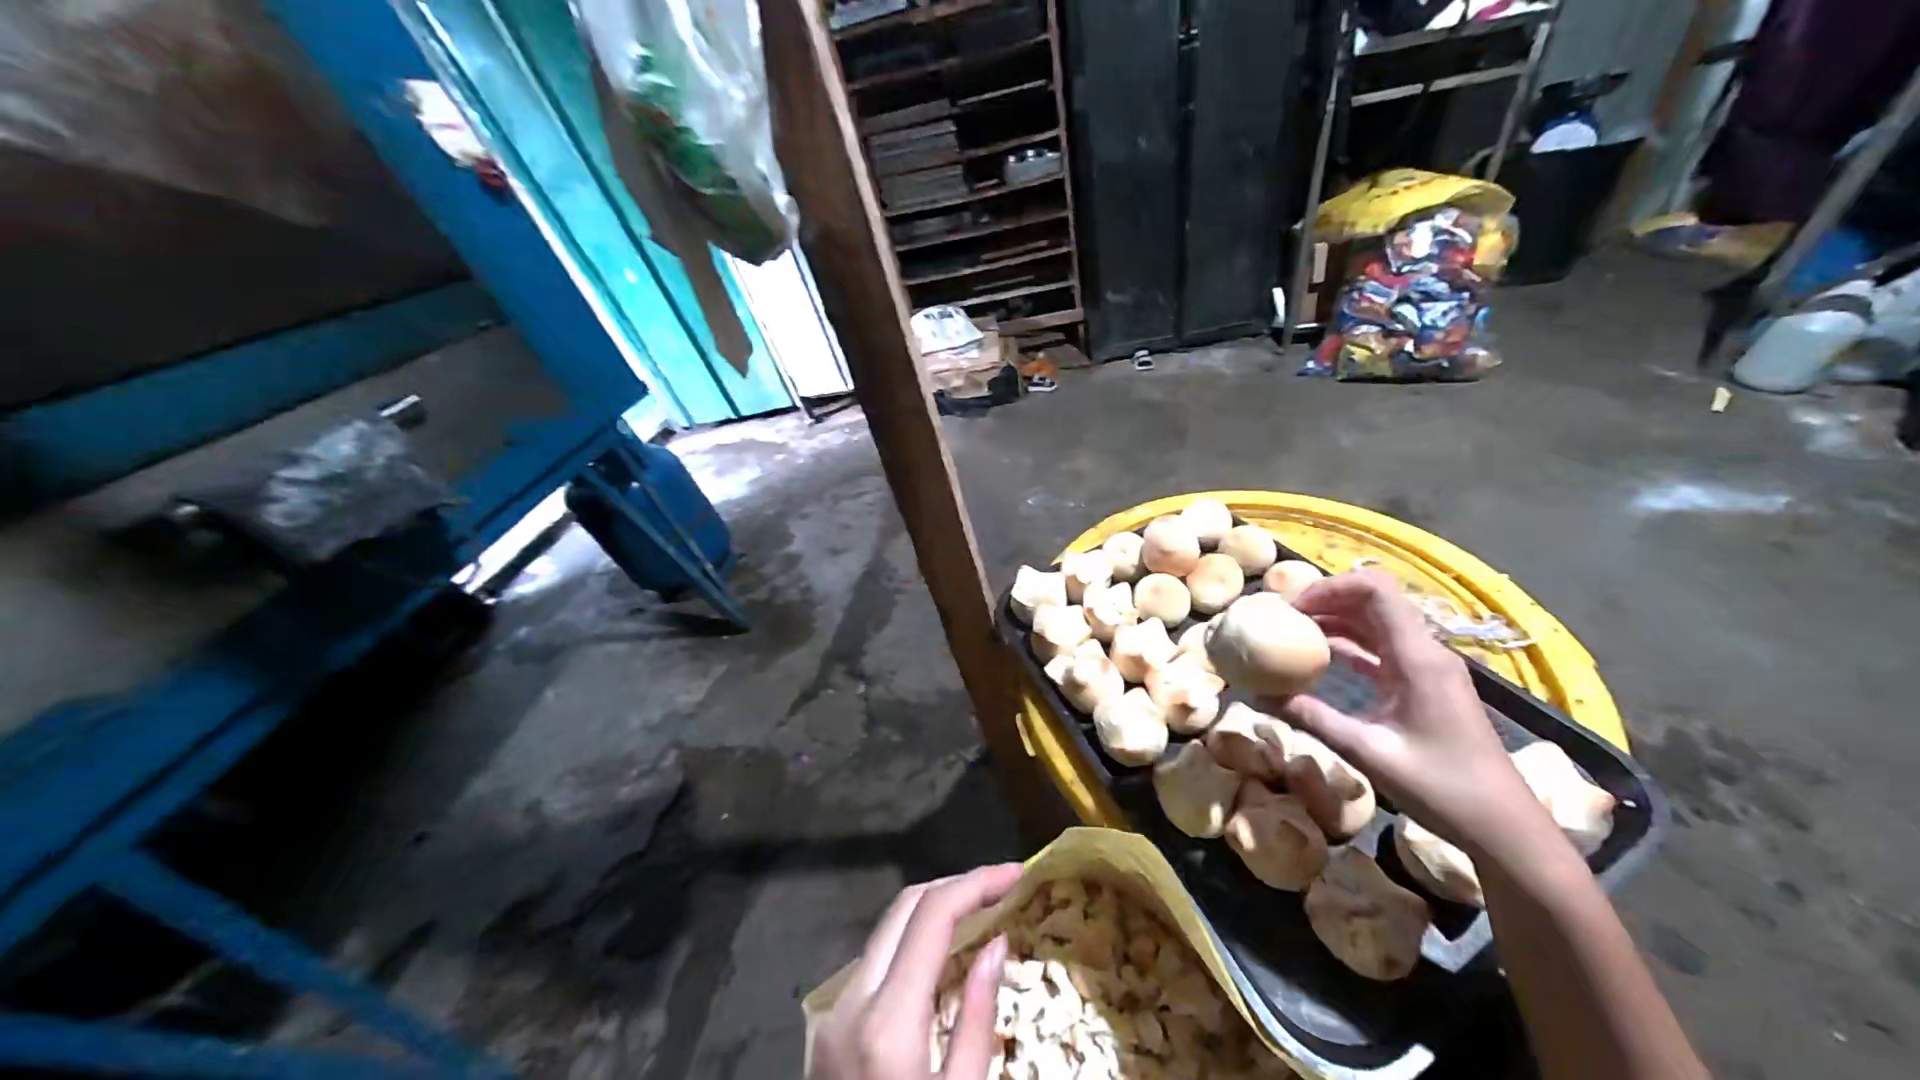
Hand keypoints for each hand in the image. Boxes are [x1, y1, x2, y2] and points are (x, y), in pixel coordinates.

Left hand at [813, 864, 1023, 1079]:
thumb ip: (977, 1016)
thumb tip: (997, 943)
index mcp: (888, 1020)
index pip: (932, 916)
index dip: (977, 883)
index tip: (1017, 874)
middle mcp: (851, 999)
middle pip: (904, 906)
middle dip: (955, 886)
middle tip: (1001, 889)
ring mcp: (832, 1010)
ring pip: (886, 928)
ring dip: (932, 910)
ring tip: (981, 912)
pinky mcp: (827, 1024)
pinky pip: (876, 960)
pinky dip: (911, 941)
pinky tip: (943, 954)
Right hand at [1274, 571, 1545, 852]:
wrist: (1503, 826)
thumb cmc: (1442, 788)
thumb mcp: (1367, 752)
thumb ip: (1311, 717)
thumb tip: (1257, 695)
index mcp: (1417, 658)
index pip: (1375, 590)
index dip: (1329, 588)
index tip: (1291, 609)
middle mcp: (1424, 652)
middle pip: (1372, 600)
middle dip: (1325, 602)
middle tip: (1282, 620)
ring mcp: (1426, 667)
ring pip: (1375, 623)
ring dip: (1334, 622)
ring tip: (1291, 636)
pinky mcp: (1423, 684)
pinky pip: (1380, 648)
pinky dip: (1348, 645)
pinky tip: (1317, 658)